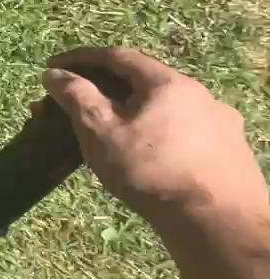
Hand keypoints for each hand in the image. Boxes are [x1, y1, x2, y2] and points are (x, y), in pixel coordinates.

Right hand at [44, 47, 267, 229]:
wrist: (218, 222)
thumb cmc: (149, 166)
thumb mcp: (98, 126)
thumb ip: (74, 93)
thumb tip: (55, 73)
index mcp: (169, 85)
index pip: (117, 56)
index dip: (79, 58)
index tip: (51, 68)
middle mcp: (201, 97)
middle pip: (139, 81)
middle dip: (97, 88)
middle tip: (67, 104)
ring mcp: (220, 125)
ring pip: (158, 106)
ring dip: (123, 110)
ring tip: (97, 130)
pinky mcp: (228, 150)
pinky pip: (176, 127)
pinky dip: (146, 127)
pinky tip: (133, 149)